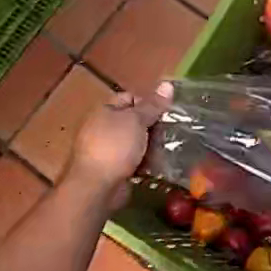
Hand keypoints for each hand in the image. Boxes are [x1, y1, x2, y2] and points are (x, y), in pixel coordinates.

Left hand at [65, 82, 171, 206]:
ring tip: (172, 148)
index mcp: (105, 110)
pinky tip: (161, 165)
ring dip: (152, 146)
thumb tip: (168, 84)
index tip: (168, 112)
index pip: (130, 98)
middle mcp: (103, 128)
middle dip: (153, 126)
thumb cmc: (114, 146)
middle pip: (134, 121)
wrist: (96, 186)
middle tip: (174, 131)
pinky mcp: (114, 170)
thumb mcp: (136, 120)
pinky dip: (146, 162)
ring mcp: (108, 150)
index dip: (149, 103)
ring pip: (136, 142)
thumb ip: (153, 105)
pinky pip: (134, 161)